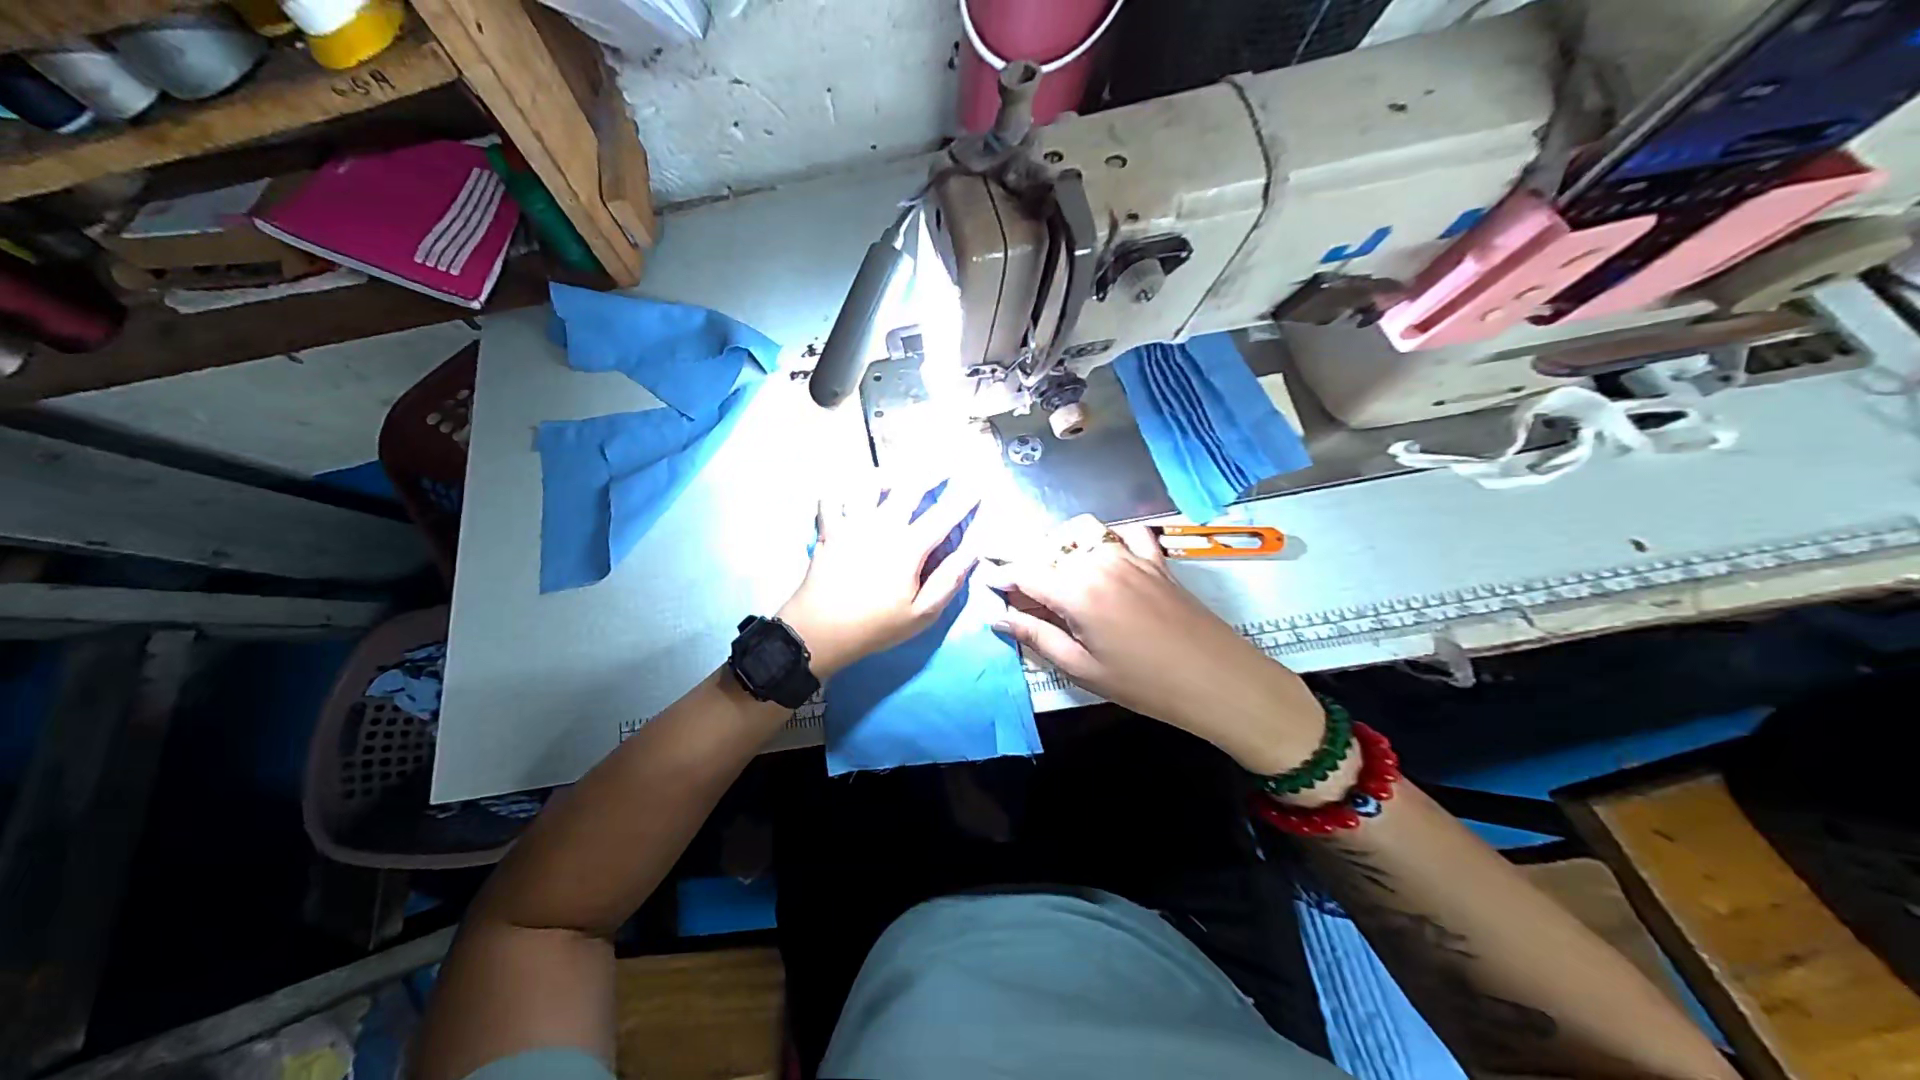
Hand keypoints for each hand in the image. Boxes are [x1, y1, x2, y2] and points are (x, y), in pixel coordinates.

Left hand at [776, 475, 981, 678]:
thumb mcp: (921, 614)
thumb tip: (972, 552)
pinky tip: (850, 490)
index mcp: (908, 546)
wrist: (818, 632)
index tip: (979, 485)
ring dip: (888, 474)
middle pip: (909, 485)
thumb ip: (948, 580)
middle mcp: (881, 525)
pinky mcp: (829, 529)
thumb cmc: (874, 626)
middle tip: (944, 463)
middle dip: (931, 470)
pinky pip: (832, 497)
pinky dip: (842, 489)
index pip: (944, 515)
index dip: (965, 498)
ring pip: (869, 483)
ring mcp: (852, 523)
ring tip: (897, 474)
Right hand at [980, 519, 1324, 774]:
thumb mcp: (1081, 668)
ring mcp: (1130, 554)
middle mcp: (1098, 561)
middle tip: (1026, 596)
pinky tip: (1107, 557)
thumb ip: (1036, 636)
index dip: (1000, 577)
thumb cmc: (1143, 683)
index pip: (1023, 572)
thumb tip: (998, 616)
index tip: (988, 585)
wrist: (1217, 679)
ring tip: (1061, 576)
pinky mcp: (1155, 558)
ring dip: (1063, 547)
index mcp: (1075, 590)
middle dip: (1030, 565)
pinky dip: (1109, 537)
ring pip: (1083, 532)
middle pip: (1050, 549)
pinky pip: (1126, 532)